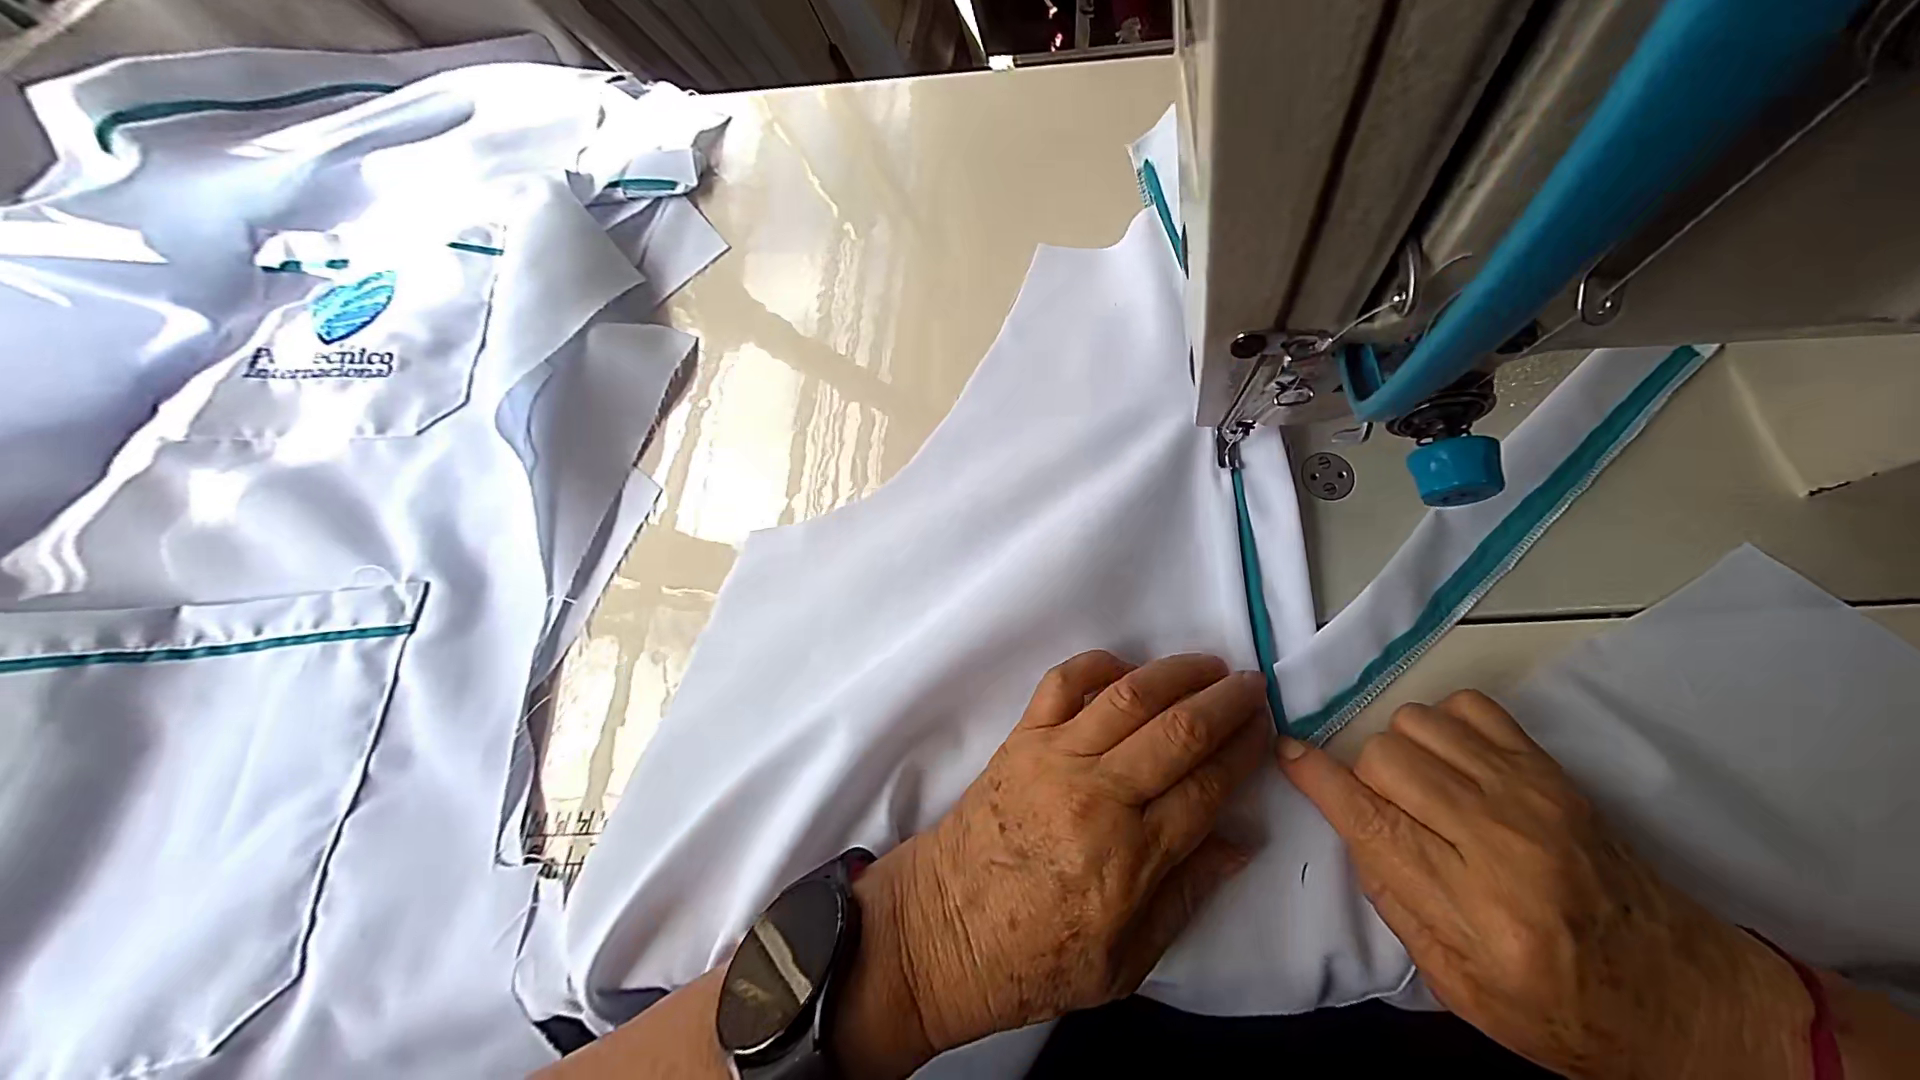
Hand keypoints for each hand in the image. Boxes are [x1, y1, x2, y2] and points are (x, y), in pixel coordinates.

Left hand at [868, 651, 1269, 1058]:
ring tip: (1207, 664)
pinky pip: (1060, 684)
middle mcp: (1098, 796)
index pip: (1207, 787)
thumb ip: (1187, 895)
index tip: (1266, 729)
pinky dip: (1094, 665)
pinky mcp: (1020, 740)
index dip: (1244, 752)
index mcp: (1132, 857)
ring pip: (1128, 698)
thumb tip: (1242, 841)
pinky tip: (1124, 666)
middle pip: (1178, 732)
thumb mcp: (1127, 962)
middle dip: (1225, 702)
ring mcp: (1054, 759)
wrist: (945, 928)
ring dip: (1174, 673)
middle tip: (1251, 685)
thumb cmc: (1036, 956)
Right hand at [1276, 690, 1812, 1079]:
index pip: (1369, 819)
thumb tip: (1350, 824)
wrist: (1687, 998)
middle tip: (1386, 808)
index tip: (1287, 752)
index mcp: (1474, 908)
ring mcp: (1533, 798)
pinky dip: (1444, 722)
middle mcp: (1501, 842)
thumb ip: (1392, 899)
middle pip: (1385, 758)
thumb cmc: (1560, 1007)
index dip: (1315, 778)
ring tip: (1420, 784)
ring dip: (1401, 748)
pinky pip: (1469, 706)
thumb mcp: (1458, 985)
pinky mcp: (1554, 774)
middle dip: (1365, 776)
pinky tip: (1453, 759)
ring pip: (1417, 724)